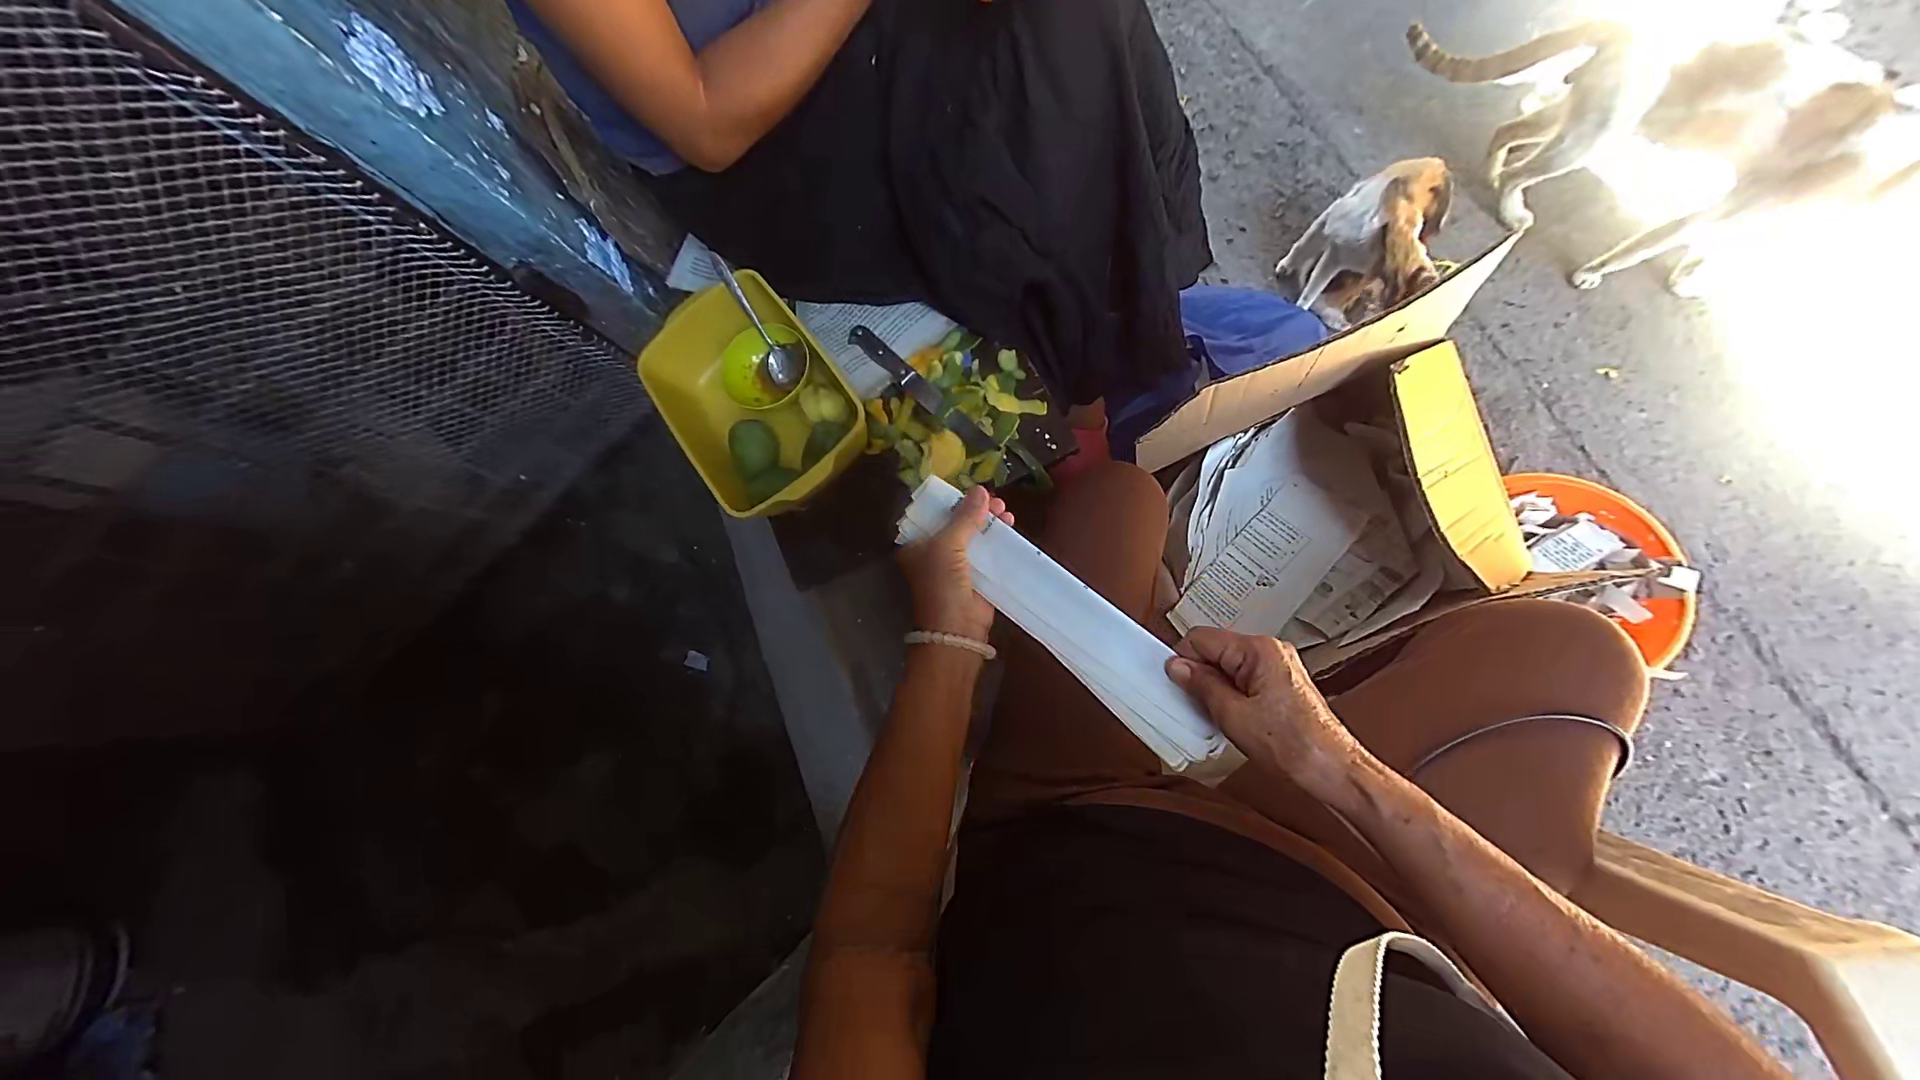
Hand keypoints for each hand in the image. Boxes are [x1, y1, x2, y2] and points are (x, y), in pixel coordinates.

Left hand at [897, 486, 1012, 642]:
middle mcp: (934, 551)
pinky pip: (987, 550)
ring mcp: (956, 563)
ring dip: (989, 522)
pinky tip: (1009, 526)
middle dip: (976, 510)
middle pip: (957, 522)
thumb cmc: (941, 583)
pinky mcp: (976, 574)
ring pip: (974, 535)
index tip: (973, 492)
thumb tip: (980, 490)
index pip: (934, 514)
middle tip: (996, 502)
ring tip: (1005, 512)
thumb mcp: (947, 545)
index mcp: (917, 544)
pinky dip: (997, 538)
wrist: (956, 626)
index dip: (954, 501)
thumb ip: (964, 518)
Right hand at [1165, 627, 1372, 797]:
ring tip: (1224, 716)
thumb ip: (1200, 685)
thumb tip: (1179, 667)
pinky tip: (1236, 719)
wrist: (1333, 772)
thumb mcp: (1232, 715)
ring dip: (1217, 688)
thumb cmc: (1297, 747)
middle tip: (1201, 704)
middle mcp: (1271, 651)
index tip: (1178, 683)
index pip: (1201, 638)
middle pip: (1215, 650)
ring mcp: (1278, 666)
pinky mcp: (1281, 683)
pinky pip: (1243, 679)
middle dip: (1201, 676)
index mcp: (1258, 650)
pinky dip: (1232, 696)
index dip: (1184, 661)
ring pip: (1228, 666)